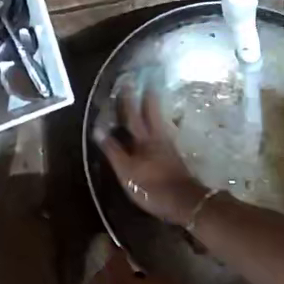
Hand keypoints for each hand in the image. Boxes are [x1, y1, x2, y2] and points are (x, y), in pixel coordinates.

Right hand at [92, 83, 209, 225]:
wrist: (184, 201)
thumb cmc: (152, 186)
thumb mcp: (127, 171)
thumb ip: (113, 150)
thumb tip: (98, 129)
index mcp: (143, 139)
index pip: (133, 115)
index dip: (128, 99)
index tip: (127, 81)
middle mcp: (157, 137)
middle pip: (152, 112)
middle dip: (148, 97)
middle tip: (148, 81)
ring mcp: (168, 145)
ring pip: (160, 121)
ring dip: (156, 108)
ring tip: (154, 98)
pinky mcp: (175, 155)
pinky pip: (165, 131)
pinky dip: (161, 123)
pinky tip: (162, 126)